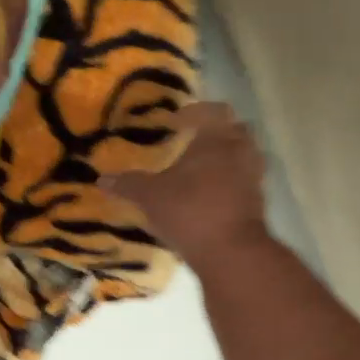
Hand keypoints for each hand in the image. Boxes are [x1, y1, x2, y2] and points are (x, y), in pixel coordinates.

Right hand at [104, 102, 268, 259]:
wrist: (229, 249)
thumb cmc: (188, 210)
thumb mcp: (150, 197)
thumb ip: (128, 185)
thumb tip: (102, 179)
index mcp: (216, 139)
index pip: (211, 111)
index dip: (193, 112)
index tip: (176, 121)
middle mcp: (240, 149)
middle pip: (232, 129)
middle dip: (212, 133)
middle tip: (190, 143)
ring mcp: (253, 174)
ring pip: (240, 155)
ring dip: (223, 158)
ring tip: (199, 171)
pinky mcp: (257, 199)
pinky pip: (242, 179)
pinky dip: (228, 181)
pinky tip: (208, 196)